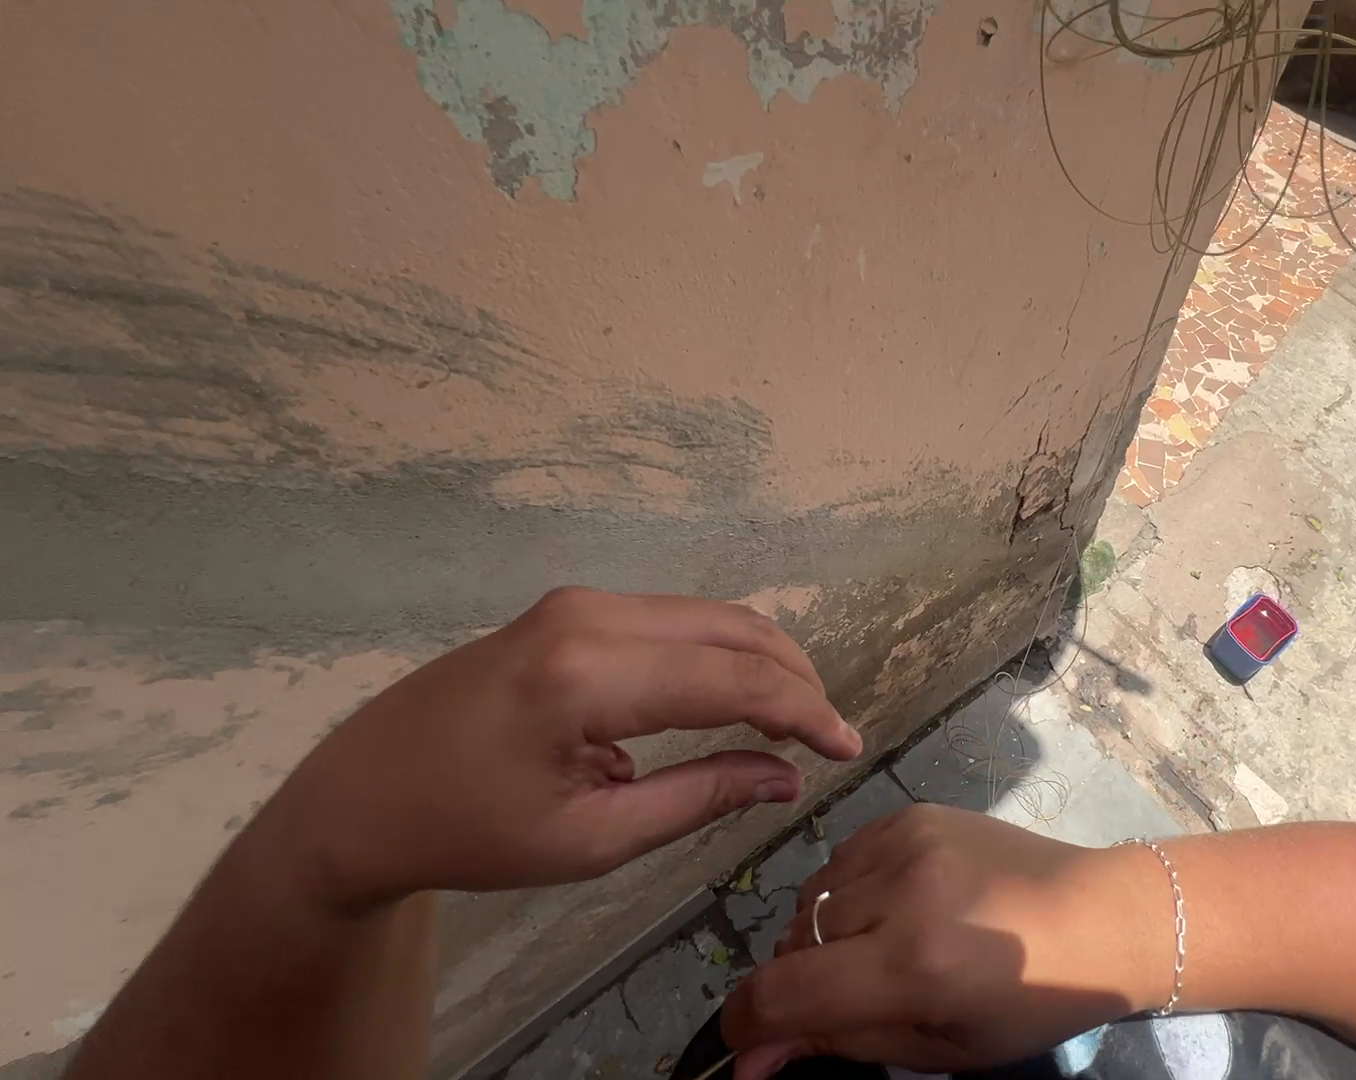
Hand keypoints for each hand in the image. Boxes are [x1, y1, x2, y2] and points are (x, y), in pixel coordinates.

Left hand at [252, 587, 862, 912]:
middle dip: (796, 680)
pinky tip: (736, 693)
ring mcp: (584, 601)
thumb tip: (788, 778)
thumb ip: (702, 798)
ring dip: (766, 662)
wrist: (355, 797)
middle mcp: (594, 615)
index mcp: (588, 676)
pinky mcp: (579, 606)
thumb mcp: (592, 838)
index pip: (733, 681)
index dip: (805, 712)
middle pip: (736, 632)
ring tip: (791, 718)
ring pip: (715, 617)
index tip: (849, 748)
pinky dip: (725, 653)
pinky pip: (681, 619)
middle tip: (824, 736)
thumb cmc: (467, 833)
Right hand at [721, 805, 1170, 1078]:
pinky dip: (849, 886)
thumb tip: (752, 1058)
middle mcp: (900, 890)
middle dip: (801, 977)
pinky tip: (894, 899)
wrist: (1095, 912)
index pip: (784, 991)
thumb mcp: (940, 1043)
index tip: (748, 1044)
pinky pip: (846, 854)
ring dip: (824, 929)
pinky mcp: (915, 811)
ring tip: (879, 942)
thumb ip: (841, 1040)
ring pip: (814, 892)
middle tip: (852, 991)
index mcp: (912, 962)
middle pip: (793, 939)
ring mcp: (907, 839)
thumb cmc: (1029, 1000)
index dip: (747, 1025)